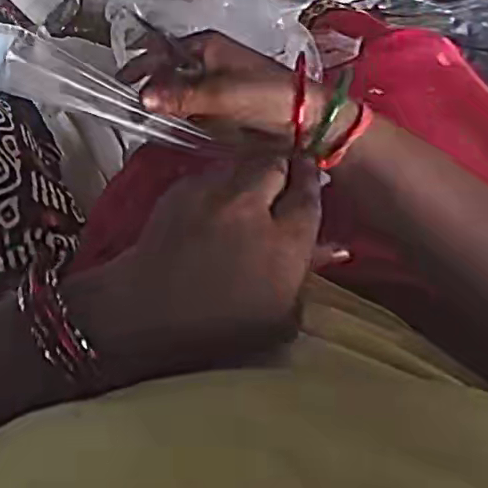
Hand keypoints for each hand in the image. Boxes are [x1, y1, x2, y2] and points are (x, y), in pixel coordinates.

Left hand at [71, 152, 327, 380]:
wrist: (154, 302)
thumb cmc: (224, 324)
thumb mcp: (283, 312)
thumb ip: (307, 271)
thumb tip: (332, 246)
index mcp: (284, 242)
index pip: (307, 197)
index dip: (312, 180)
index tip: (314, 169)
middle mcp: (249, 208)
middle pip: (273, 166)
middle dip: (284, 163)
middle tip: (289, 165)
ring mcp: (210, 193)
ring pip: (239, 165)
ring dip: (252, 168)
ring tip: (257, 176)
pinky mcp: (180, 187)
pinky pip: (209, 173)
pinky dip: (221, 179)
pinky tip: (222, 194)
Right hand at [119, 29, 341, 142]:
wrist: (311, 120)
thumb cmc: (266, 95)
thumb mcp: (219, 94)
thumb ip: (179, 96)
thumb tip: (141, 98)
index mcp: (205, 45)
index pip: (160, 48)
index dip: (140, 63)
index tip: (122, 81)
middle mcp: (207, 58)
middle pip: (165, 67)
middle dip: (149, 83)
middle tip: (133, 103)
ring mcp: (214, 79)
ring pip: (176, 86)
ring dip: (163, 99)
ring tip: (147, 117)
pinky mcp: (222, 100)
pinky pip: (189, 102)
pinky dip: (178, 111)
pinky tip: (171, 122)